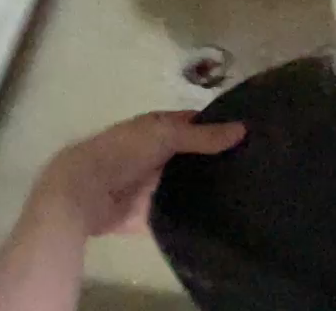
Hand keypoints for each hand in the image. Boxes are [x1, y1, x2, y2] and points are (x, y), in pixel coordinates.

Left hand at [31, 111, 245, 236]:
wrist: (82, 195)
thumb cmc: (124, 151)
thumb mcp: (167, 135)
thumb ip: (203, 135)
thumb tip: (244, 129)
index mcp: (160, 127)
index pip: (196, 123)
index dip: (219, 126)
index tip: (250, 132)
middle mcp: (159, 153)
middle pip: (194, 154)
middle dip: (216, 157)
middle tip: (253, 162)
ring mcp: (154, 183)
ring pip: (187, 181)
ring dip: (206, 184)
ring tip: (244, 185)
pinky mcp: (150, 212)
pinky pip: (177, 209)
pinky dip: (194, 209)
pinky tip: (221, 209)